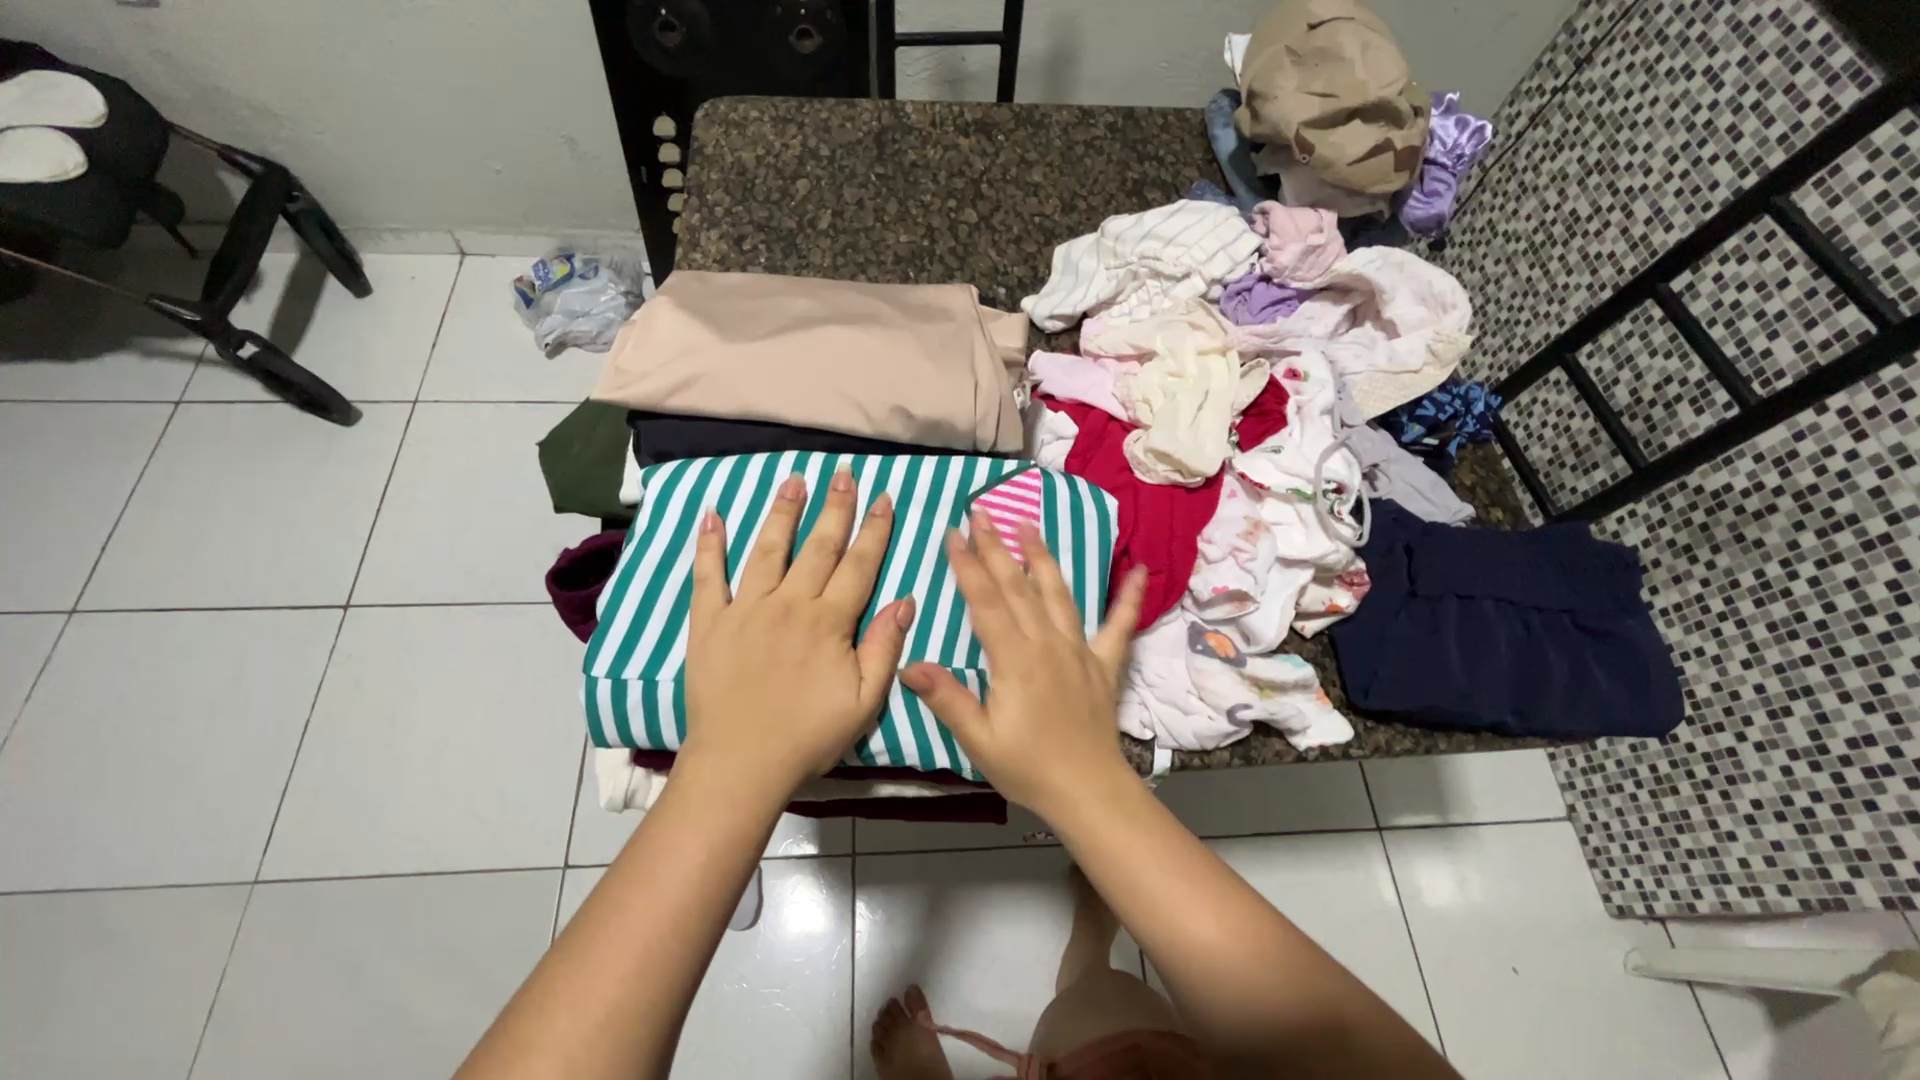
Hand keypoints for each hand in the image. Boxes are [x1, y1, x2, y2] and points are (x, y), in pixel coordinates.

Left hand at [682, 467, 911, 796]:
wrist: (741, 763)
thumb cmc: (809, 737)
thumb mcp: (864, 701)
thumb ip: (884, 648)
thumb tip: (904, 600)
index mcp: (828, 622)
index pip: (858, 565)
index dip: (874, 530)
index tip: (883, 497)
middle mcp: (789, 604)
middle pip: (817, 547)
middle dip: (834, 507)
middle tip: (843, 473)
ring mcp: (745, 609)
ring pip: (768, 550)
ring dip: (782, 512)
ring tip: (794, 480)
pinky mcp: (709, 623)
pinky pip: (708, 576)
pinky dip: (710, 545)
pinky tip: (713, 515)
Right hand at [899, 511, 1147, 815]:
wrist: (1089, 791)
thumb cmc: (1028, 768)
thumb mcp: (979, 740)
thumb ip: (948, 699)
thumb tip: (910, 664)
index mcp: (1015, 659)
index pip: (987, 602)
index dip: (968, 566)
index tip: (953, 533)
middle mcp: (1048, 644)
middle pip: (1018, 587)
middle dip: (996, 547)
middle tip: (982, 512)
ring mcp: (1080, 651)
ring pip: (1058, 594)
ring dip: (1042, 558)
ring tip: (1029, 524)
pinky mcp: (1104, 664)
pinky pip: (1120, 625)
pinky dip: (1129, 597)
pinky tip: (1140, 570)